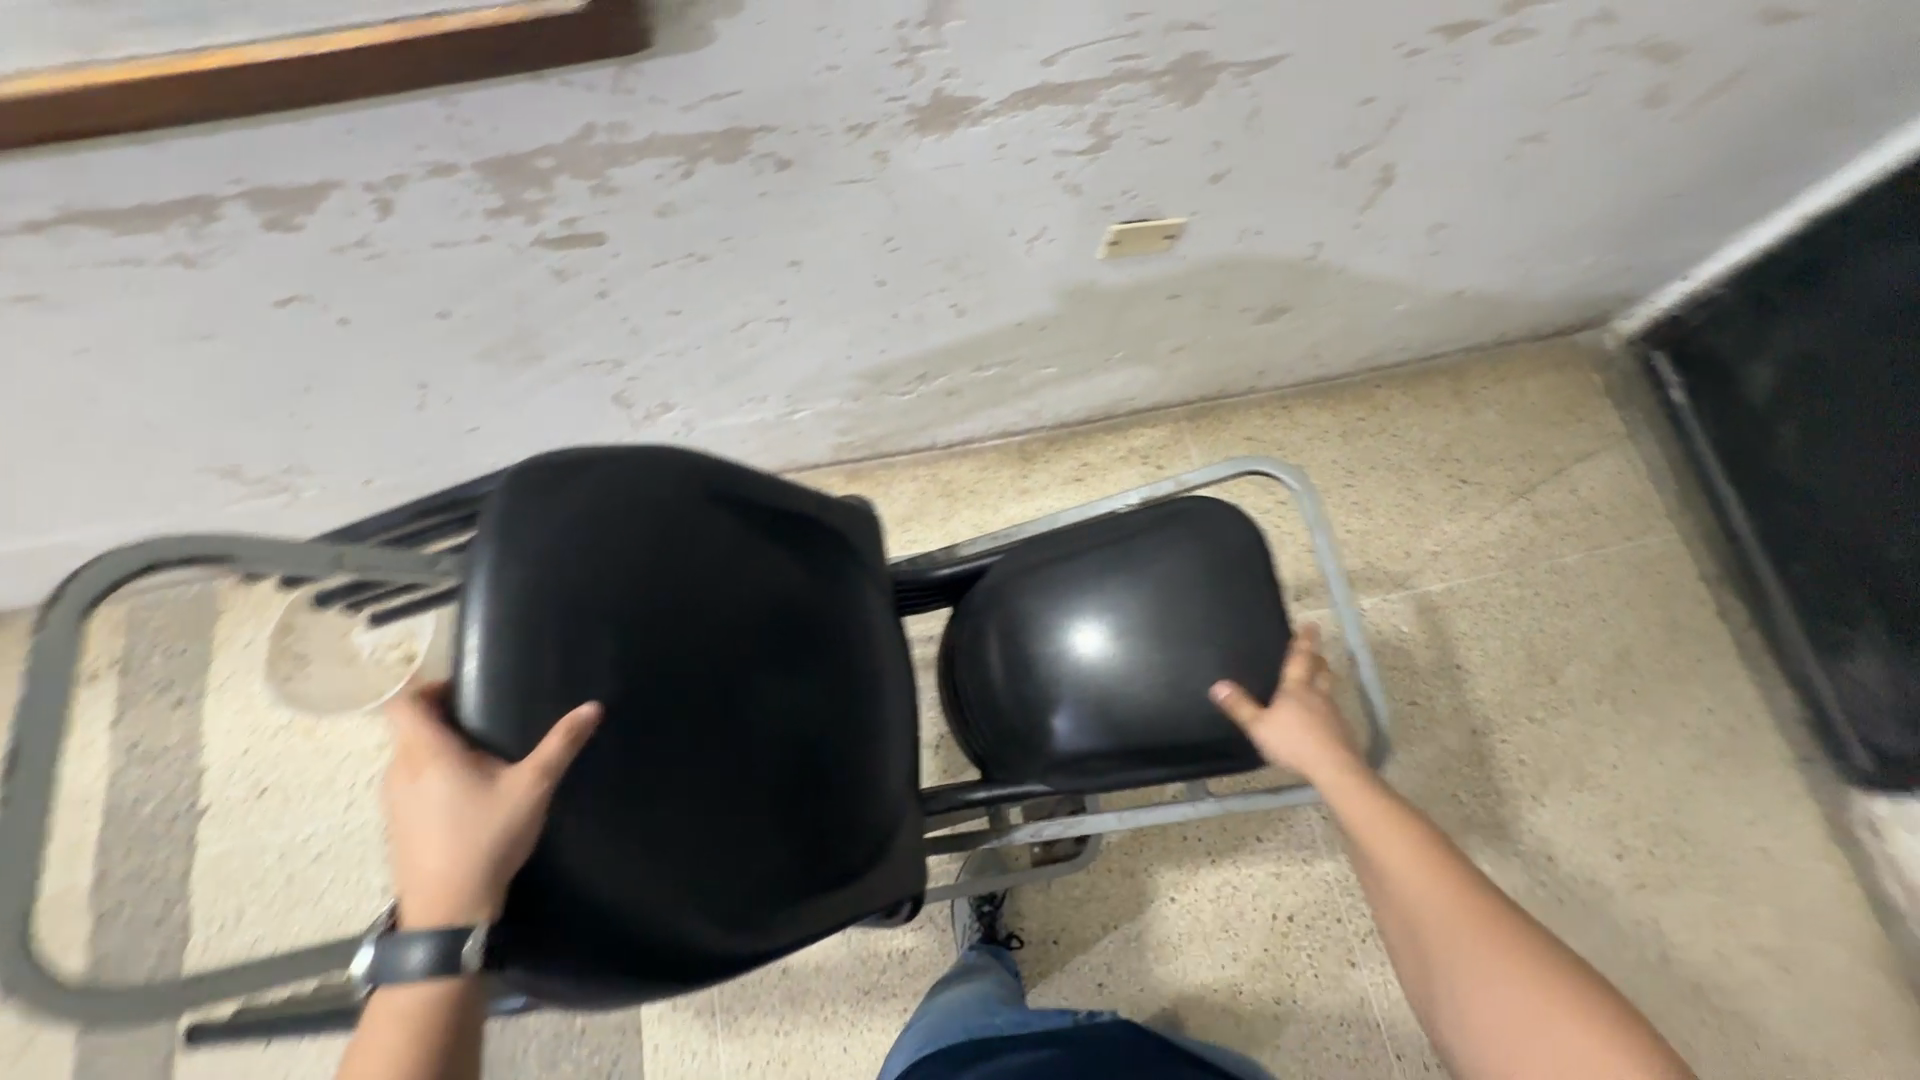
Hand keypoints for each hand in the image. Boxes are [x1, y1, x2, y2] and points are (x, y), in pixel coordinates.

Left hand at [381, 683, 601, 927]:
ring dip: (437, 746)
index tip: (464, 688)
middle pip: (407, 727)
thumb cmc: (487, 838)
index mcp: (426, 753)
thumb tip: (592, 707)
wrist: (449, 910)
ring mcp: (393, 800)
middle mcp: (399, 770)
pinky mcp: (397, 824)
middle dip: (442, 715)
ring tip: (482, 751)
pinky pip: (409, 781)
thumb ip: (561, 745)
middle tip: (486, 715)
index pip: (402, 702)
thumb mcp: (533, 787)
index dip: (427, 686)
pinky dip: (432, 773)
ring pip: (408, 755)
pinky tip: (468, 791)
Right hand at [1209, 624, 1363, 781]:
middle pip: (1321, 671)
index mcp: (1296, 689)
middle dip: (1318, 659)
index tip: (1310, 624)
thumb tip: (1217, 685)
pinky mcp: (1341, 730)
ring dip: (1324, 682)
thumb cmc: (1293, 742)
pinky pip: (1332, 711)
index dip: (1304, 641)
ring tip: (1318, 682)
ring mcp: (1332, 712)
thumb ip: (1239, 706)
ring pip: (1329, 690)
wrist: (1334, 768)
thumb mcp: (1258, 726)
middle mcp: (1317, 695)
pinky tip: (1321, 718)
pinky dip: (1326, 707)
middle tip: (1316, 652)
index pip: (1300, 658)